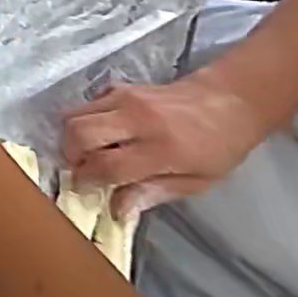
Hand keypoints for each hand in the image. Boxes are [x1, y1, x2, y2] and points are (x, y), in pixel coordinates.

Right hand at [60, 71, 276, 218]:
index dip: (88, 180)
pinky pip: (85, 104)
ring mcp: (123, 97)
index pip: (107, 165)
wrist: (227, 100)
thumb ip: (153, 193)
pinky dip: (83, 121)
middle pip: (79, 133)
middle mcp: (136, 118)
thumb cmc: (218, 147)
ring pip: (74, 115)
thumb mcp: (197, 182)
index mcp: (161, 147)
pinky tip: (100, 134)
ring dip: (71, 138)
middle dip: (70, 155)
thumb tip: (116, 209)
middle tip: (79, 169)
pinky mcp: (117, 86)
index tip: (83, 190)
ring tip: (84, 153)